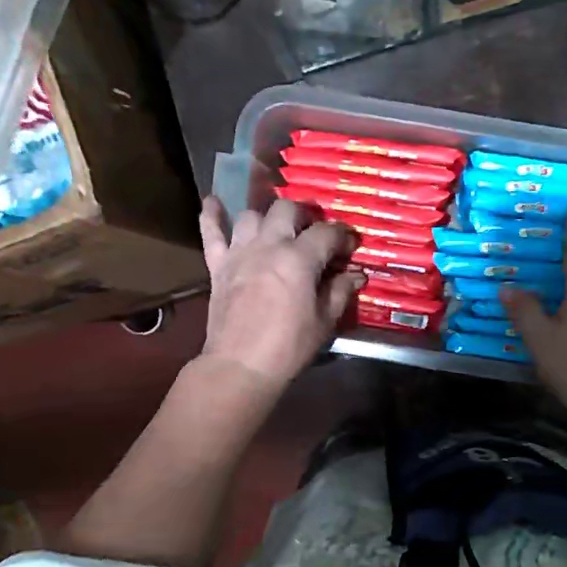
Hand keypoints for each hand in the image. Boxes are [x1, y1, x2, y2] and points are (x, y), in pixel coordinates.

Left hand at [198, 196, 361, 391]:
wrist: (240, 365)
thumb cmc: (288, 347)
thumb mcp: (324, 321)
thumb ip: (340, 291)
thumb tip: (356, 275)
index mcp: (299, 259)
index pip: (327, 233)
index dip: (343, 236)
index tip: (351, 247)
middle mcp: (269, 245)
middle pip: (287, 209)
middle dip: (304, 215)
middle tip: (312, 233)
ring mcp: (239, 252)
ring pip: (252, 215)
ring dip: (267, 217)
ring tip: (276, 229)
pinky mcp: (218, 265)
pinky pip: (211, 232)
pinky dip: (211, 215)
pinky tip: (213, 202)